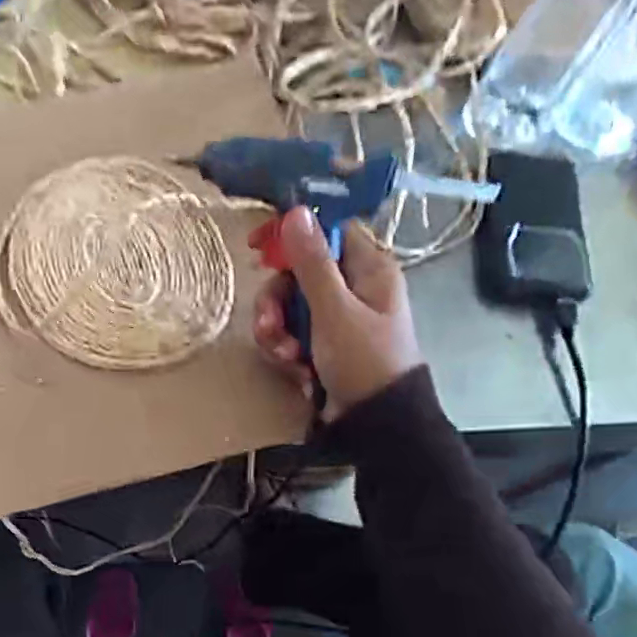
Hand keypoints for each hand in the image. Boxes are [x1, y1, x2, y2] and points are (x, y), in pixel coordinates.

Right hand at [253, 207, 421, 420]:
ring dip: (277, 331)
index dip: (292, 236)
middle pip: (298, 273)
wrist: (376, 424)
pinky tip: (294, 370)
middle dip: (277, 301)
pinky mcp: (322, 346)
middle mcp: (352, 289)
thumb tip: (296, 212)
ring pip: (289, 307)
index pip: (327, 232)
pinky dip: (286, 351)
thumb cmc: (364, 362)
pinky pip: (291, 334)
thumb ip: (312, 263)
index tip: (259, 248)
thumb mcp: (335, 311)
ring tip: (285, 356)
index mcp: (368, 269)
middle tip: (271, 324)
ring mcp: (336, 319)